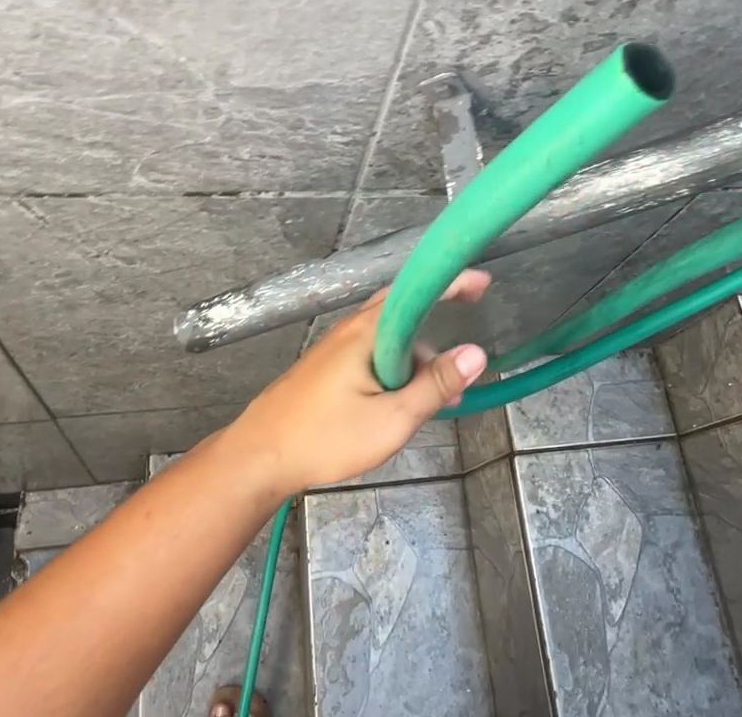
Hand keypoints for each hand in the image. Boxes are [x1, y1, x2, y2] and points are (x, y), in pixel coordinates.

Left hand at [218, 269, 491, 498]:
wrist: (258, 457)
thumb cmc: (324, 438)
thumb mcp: (391, 419)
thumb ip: (435, 385)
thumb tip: (476, 352)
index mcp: (368, 332)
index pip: (416, 292)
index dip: (451, 283)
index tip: (483, 283)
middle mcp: (351, 330)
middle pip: (402, 309)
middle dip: (438, 313)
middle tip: (470, 318)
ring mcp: (336, 348)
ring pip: (389, 338)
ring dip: (418, 357)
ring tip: (440, 397)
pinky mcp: (328, 368)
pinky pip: (374, 354)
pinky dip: (398, 368)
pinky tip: (403, 403)